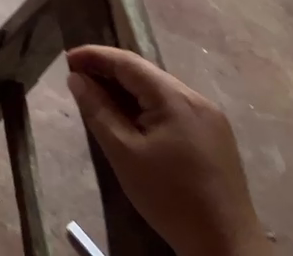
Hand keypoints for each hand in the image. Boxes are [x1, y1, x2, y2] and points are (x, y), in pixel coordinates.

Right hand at [65, 46, 269, 255]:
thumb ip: (97, 110)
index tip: (66, 59)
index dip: (94, 56)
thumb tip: (76, 78)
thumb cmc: (169, 197)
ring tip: (97, 96)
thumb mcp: (123, 152)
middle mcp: (197, 100)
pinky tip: (129, 118)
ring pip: (159, 90)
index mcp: (176, 99)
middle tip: (77, 78)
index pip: (128, 62)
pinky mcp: (214, 136)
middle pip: (145, 73)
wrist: (226, 245)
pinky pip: (172, 107)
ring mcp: (210, 118)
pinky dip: (145, 105)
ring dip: (126, 89)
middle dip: (109, 71)